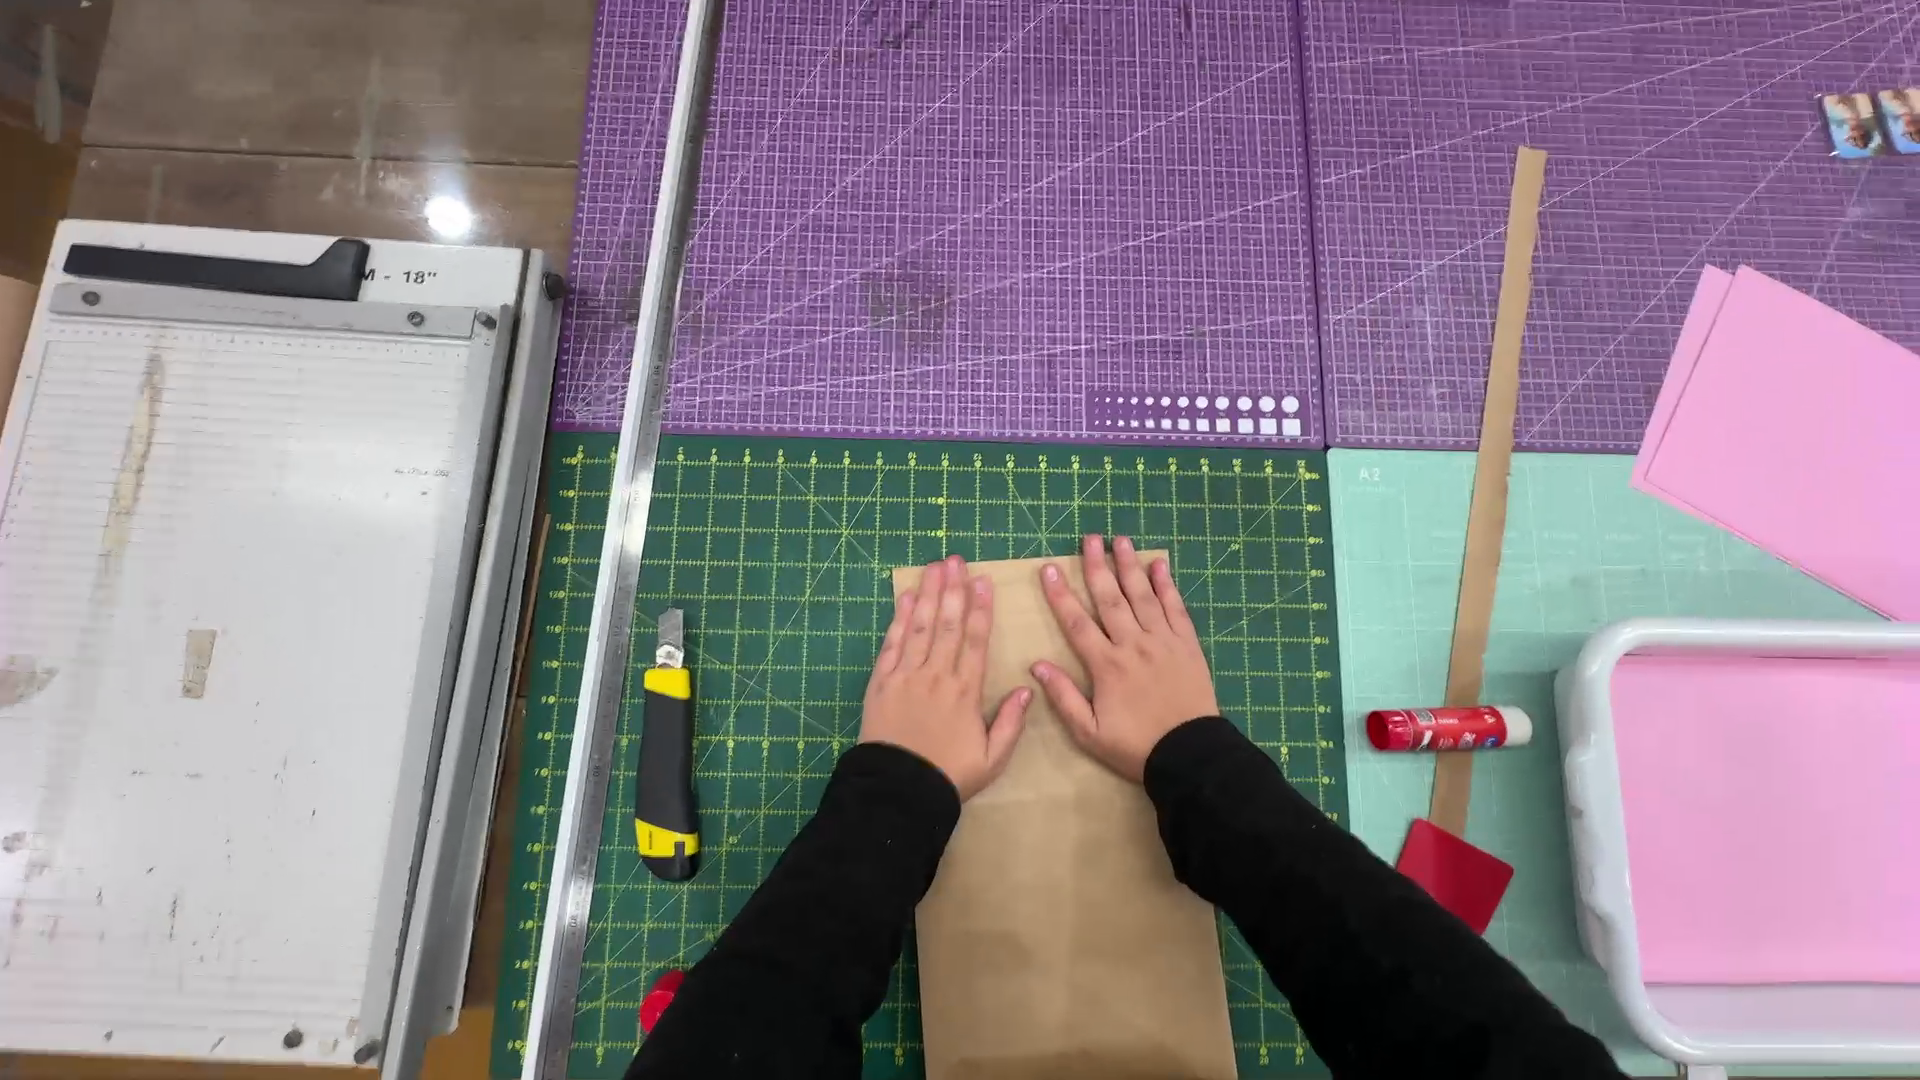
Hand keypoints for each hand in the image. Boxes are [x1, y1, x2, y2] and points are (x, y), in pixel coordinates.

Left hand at [861, 555, 1031, 799]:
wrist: (898, 790)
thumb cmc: (949, 774)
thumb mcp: (992, 758)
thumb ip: (1011, 723)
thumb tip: (1028, 688)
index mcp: (965, 690)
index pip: (975, 640)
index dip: (980, 608)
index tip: (982, 580)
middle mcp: (936, 675)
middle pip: (946, 623)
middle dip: (952, 588)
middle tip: (956, 559)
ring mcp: (906, 675)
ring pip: (919, 626)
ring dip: (927, 593)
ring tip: (933, 566)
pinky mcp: (881, 682)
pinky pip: (891, 643)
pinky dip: (898, 619)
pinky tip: (904, 597)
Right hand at [1032, 535, 1218, 781]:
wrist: (1190, 755)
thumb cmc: (1134, 746)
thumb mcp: (1089, 732)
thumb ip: (1063, 696)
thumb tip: (1037, 665)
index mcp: (1106, 665)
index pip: (1077, 622)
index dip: (1060, 595)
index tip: (1048, 569)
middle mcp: (1133, 645)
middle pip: (1111, 598)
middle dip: (1097, 566)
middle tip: (1089, 538)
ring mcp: (1162, 642)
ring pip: (1143, 596)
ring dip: (1129, 566)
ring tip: (1120, 540)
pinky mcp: (1187, 645)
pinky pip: (1176, 608)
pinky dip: (1167, 585)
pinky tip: (1159, 565)